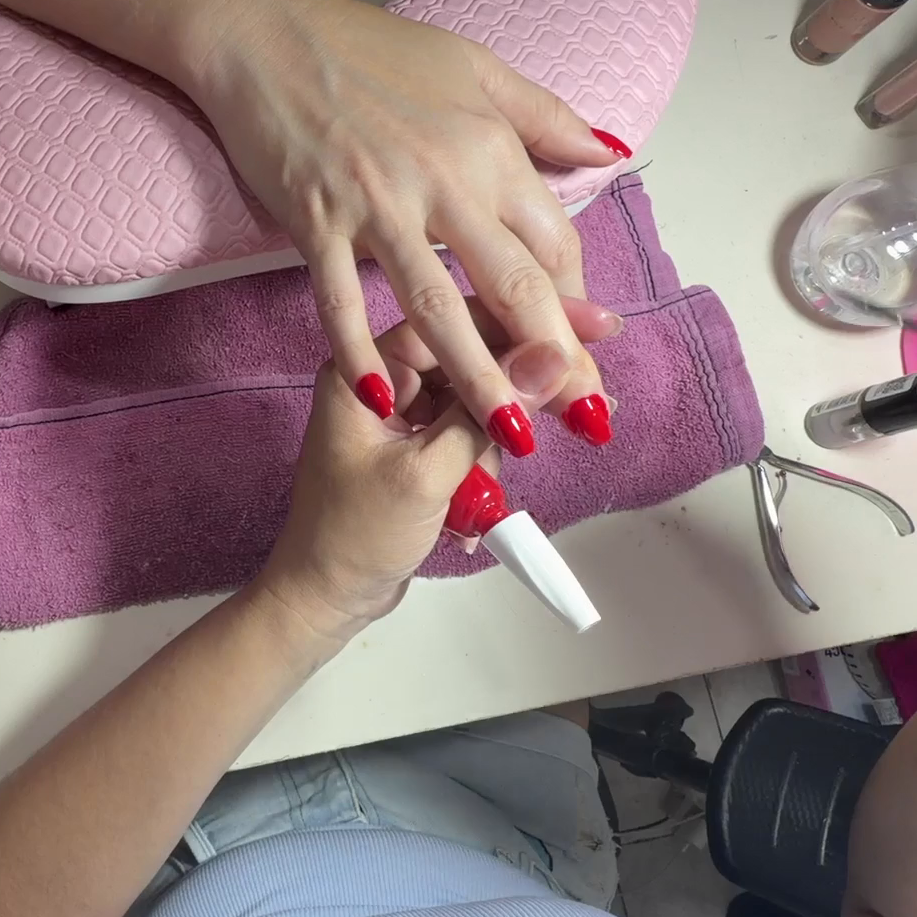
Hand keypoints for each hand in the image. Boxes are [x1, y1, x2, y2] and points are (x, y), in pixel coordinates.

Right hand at [188, 0, 624, 459]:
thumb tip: (607, 154)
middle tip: (578, 420)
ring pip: (436, 305)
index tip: (588, 363)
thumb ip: (543, 118)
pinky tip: (378, 398)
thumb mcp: (474, 68)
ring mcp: (375, 207)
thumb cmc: (369, 51)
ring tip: (507, 432)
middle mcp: (443, 182)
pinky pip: (339, 300)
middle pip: (511, 286)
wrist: (269, 38)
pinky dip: (357, 351)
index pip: (551, 245)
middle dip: (550, 360)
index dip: (576, 311)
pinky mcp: (316, 225)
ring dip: (476, 376)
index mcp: (488, 148)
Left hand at [256, 297, 617, 635]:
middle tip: (586, 410)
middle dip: (520, 396)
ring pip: (476, 405)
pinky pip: (465, 440)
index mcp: (362, 371)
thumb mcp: (425, 474)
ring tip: (478, 499)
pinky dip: (478, 473)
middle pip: (471, 360)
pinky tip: (474, 514)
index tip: (592, 327)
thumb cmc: (355, 536)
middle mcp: (378, 382)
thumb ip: (487, 414)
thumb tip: (554, 353)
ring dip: (492, 450)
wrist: (325, 596)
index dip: (523, 323)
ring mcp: (397, 418)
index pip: (451, 320)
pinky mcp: (414, 449)